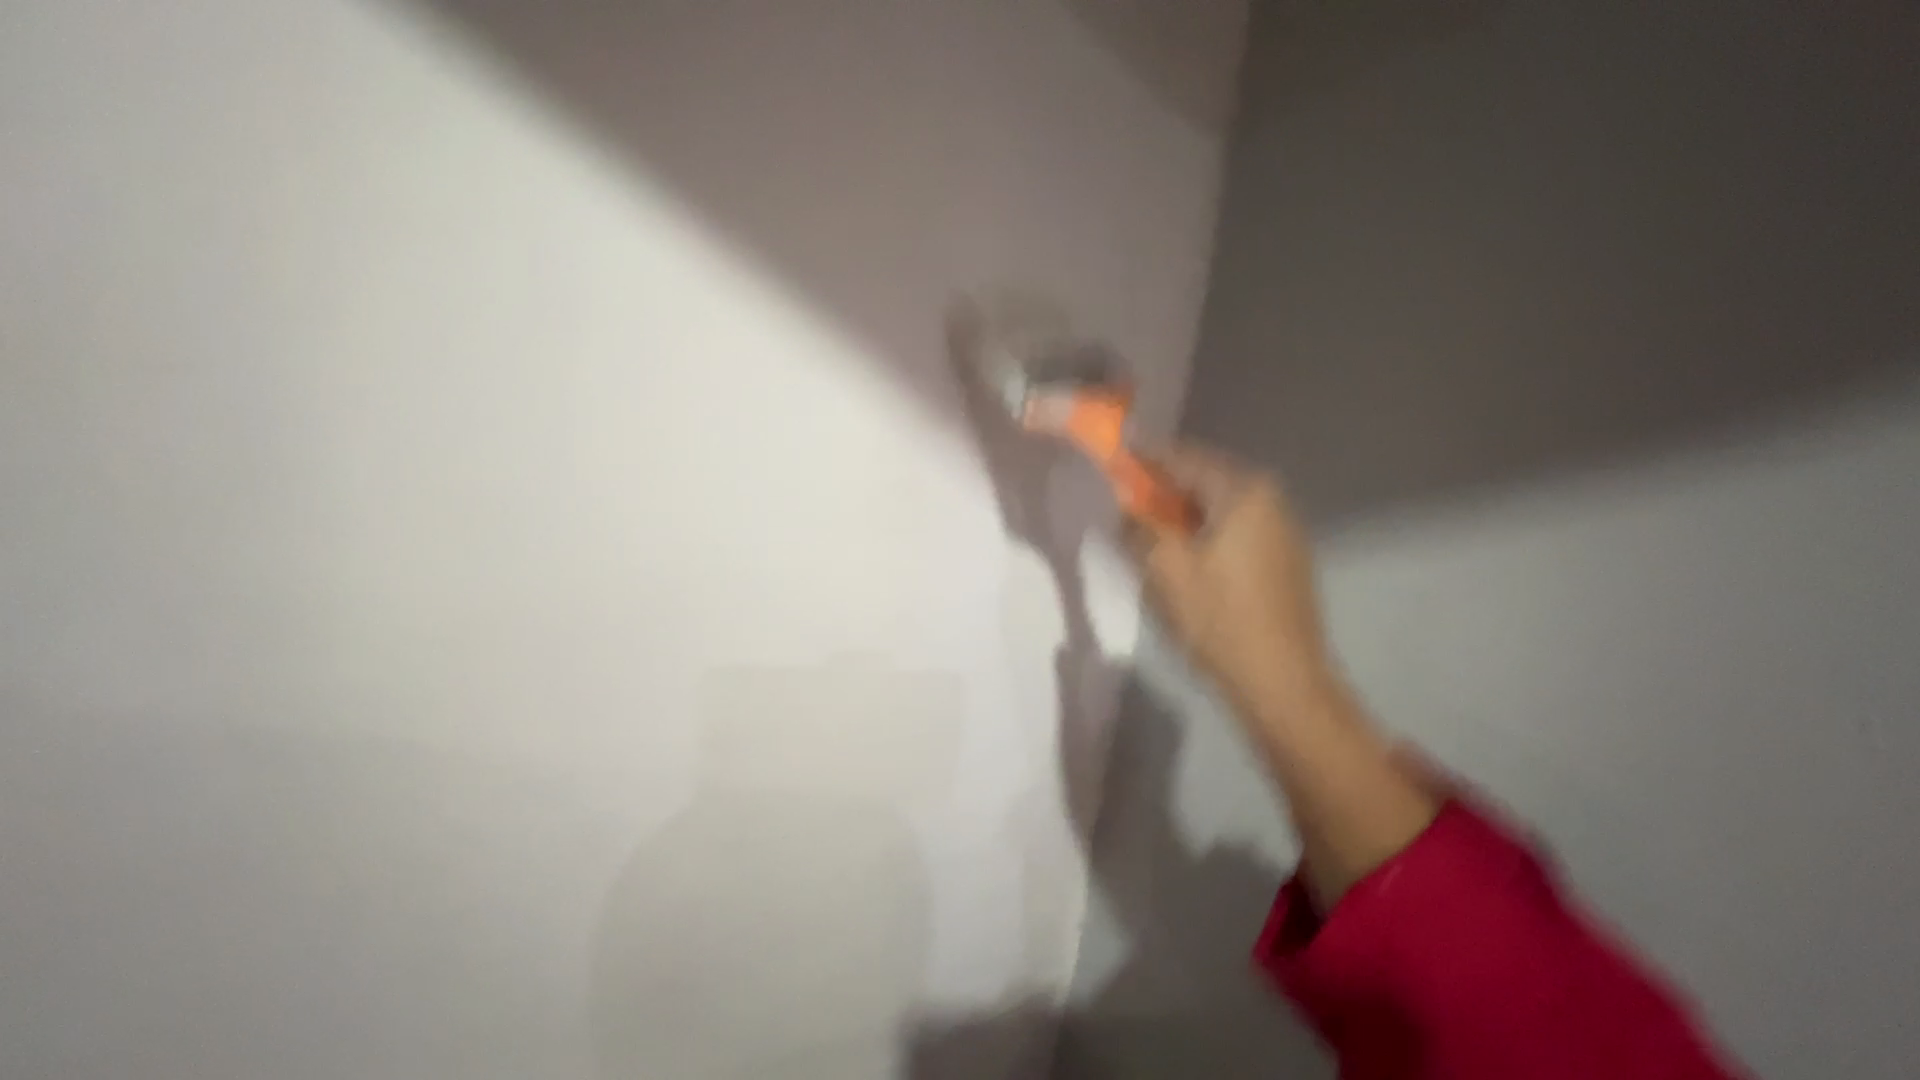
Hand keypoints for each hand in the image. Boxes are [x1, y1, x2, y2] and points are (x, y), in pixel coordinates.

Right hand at [1126, 442, 1337, 719]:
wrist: (1282, 681)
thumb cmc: (1220, 618)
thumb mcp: (1165, 568)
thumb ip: (1138, 527)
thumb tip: (1125, 508)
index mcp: (1243, 491)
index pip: (1184, 457)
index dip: (1145, 455)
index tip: (1115, 449)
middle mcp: (1270, 500)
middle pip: (1205, 478)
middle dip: (1164, 483)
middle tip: (1124, 490)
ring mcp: (1282, 531)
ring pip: (1220, 507)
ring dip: (1182, 510)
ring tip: (1146, 522)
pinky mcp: (1283, 561)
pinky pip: (1234, 530)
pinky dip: (1204, 531)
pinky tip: (1180, 550)